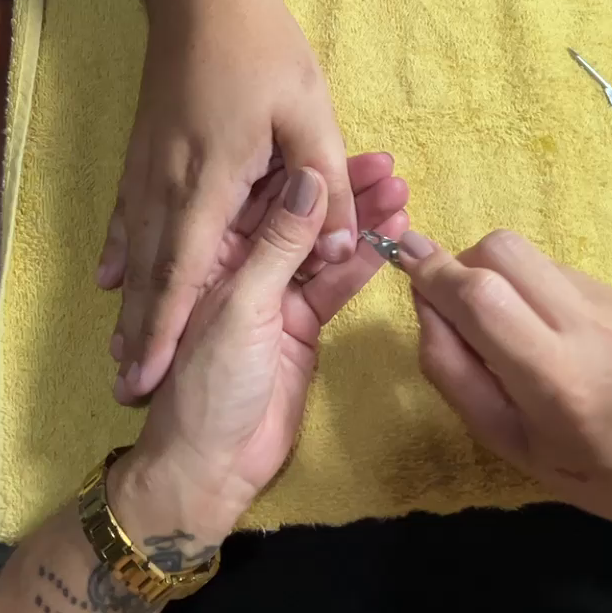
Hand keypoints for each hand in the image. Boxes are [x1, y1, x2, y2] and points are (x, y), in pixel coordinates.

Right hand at [100, 0, 356, 403]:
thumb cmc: (262, 50)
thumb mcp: (310, 113)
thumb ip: (324, 184)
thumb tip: (342, 247)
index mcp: (209, 185)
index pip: (182, 276)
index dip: (163, 332)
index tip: (145, 380)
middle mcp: (165, 187)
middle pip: (150, 272)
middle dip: (138, 332)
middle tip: (126, 385)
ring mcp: (146, 168)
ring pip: (135, 249)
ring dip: (126, 302)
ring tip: (116, 348)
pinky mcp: (142, 151)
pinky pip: (126, 214)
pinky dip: (118, 252)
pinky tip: (107, 276)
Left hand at [114, 162, 409, 539]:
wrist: (213, 462)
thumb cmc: (210, 380)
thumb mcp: (243, 304)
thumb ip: (279, 244)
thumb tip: (310, 179)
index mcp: (211, 250)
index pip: (263, 198)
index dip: (308, 172)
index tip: (350, 149)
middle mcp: (242, 263)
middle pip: (298, 218)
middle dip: (341, 193)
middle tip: (389, 168)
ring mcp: (274, 294)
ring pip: (321, 249)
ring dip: (358, 225)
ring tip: (401, 194)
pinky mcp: (300, 323)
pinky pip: (332, 286)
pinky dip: (360, 265)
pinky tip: (390, 240)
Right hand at [397, 229, 611, 545]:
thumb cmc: (589, 474)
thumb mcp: (501, 439)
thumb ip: (448, 366)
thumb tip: (424, 297)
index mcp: (558, 380)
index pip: (480, 295)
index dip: (434, 271)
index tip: (404, 257)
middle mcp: (598, 331)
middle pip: (504, 249)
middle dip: (467, 264)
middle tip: (464, 304)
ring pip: (534, 259)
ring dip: (508, 282)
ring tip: (526, 334)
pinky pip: (566, 274)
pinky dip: (544, 295)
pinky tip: (566, 338)